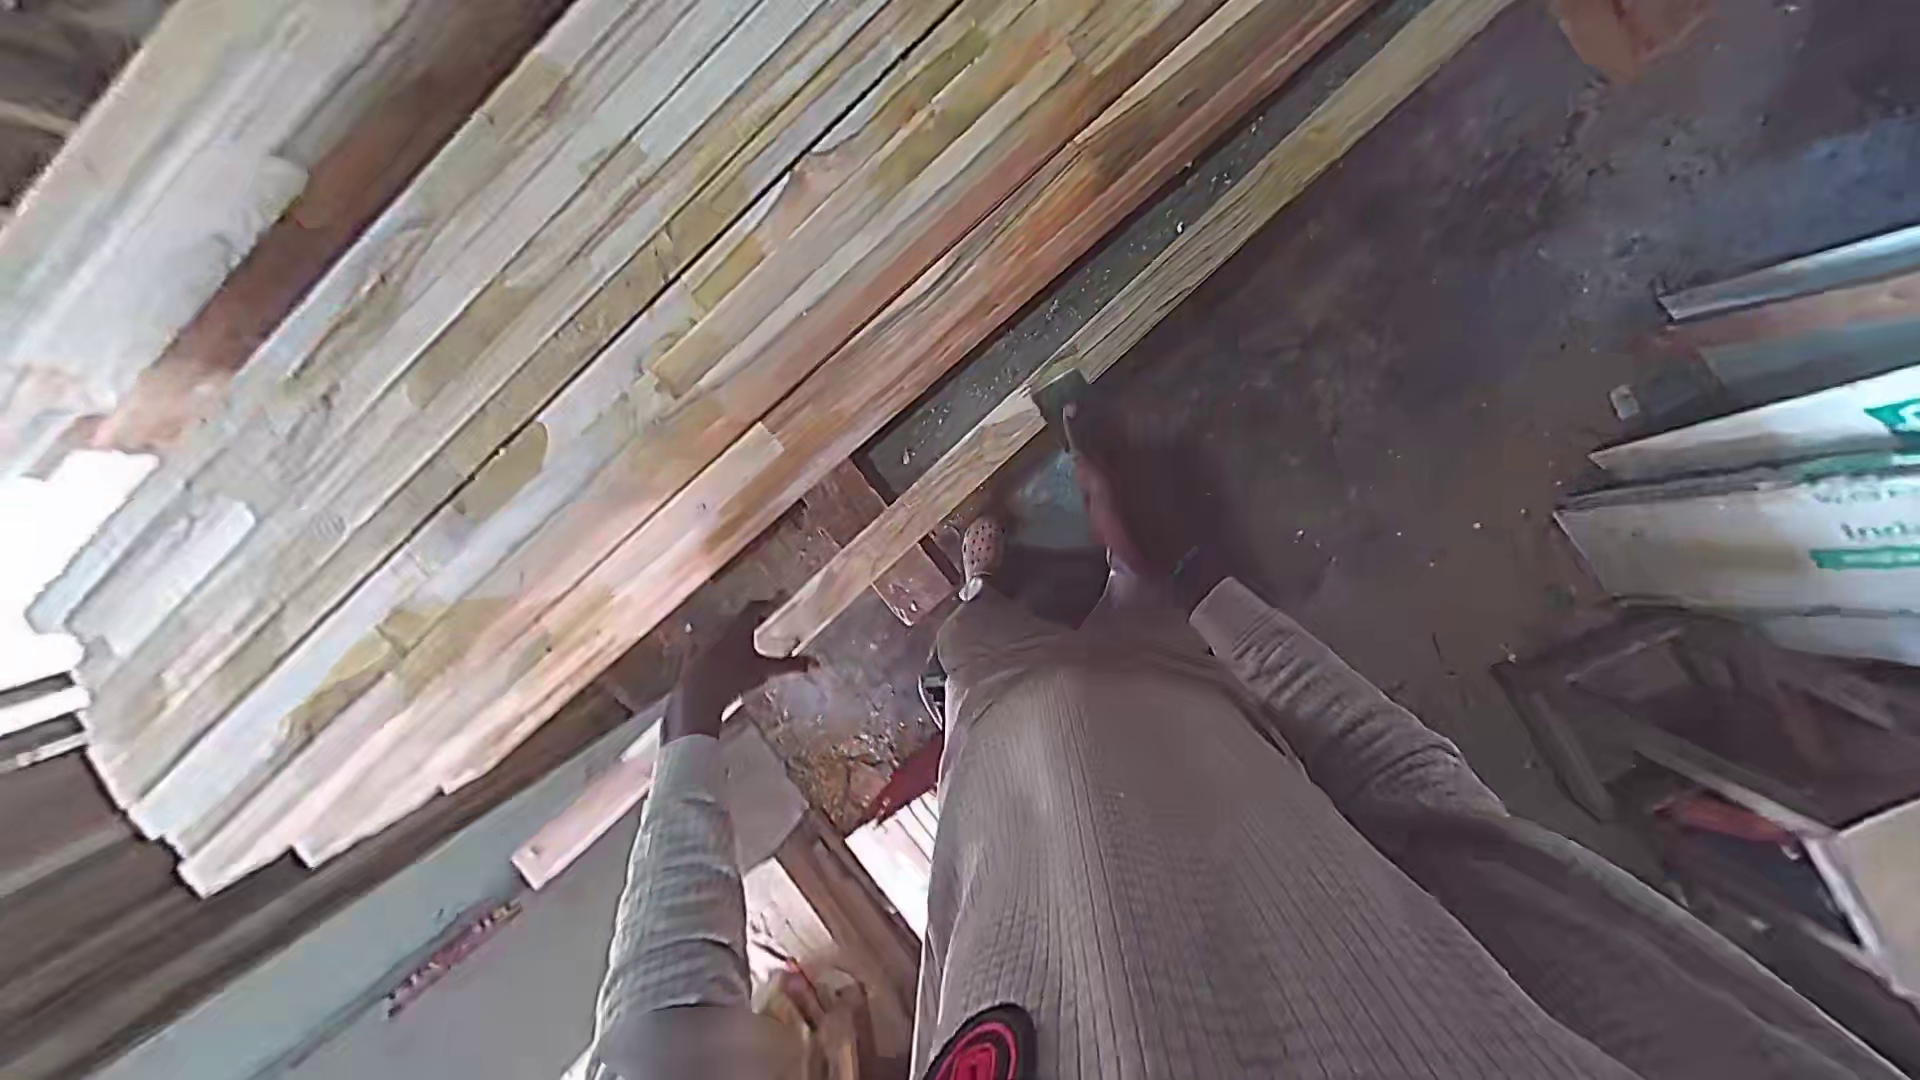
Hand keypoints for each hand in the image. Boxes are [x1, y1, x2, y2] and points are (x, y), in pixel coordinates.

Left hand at [665, 601, 814, 742]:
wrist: (697, 699)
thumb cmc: (733, 679)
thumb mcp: (765, 671)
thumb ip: (790, 666)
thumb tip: (816, 663)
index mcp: (738, 628)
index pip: (755, 607)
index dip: (768, 604)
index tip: (778, 602)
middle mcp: (718, 629)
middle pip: (737, 617)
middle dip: (751, 619)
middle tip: (764, 624)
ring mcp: (701, 642)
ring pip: (720, 630)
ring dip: (732, 632)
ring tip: (744, 641)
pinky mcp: (690, 656)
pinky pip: (705, 644)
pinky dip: (715, 647)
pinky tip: (720, 658)